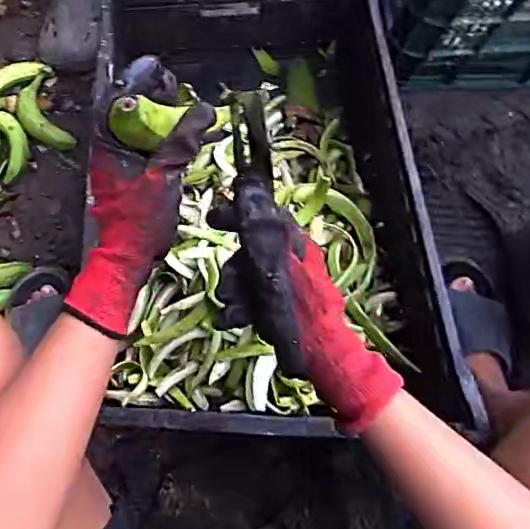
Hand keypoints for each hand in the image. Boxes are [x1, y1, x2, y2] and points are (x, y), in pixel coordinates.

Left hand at [64, 56, 215, 337]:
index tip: (159, 70)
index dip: (138, 80)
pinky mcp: (130, 172)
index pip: (117, 97)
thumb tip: (204, 109)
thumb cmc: (139, 221)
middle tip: (177, 87)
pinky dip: (164, 135)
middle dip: (154, 94)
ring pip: (139, 125)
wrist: (127, 259)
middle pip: (129, 108)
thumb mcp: (164, 176)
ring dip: (162, 114)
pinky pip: (146, 143)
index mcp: (106, 143)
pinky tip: (186, 133)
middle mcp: (108, 146)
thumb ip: (182, 141)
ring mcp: (118, 160)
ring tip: (186, 106)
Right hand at [210, 178, 401, 432]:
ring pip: (246, 278)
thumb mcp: (268, 255)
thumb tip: (246, 181)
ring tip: (231, 307)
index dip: (234, 214)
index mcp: (289, 238)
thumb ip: (254, 220)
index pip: (258, 214)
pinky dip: (240, 307)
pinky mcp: (279, 306)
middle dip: (230, 269)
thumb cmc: (293, 300)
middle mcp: (286, 256)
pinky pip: (251, 299)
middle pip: (247, 251)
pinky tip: (233, 319)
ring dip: (232, 292)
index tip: (213, 219)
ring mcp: (283, 282)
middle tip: (223, 284)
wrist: (317, 347)